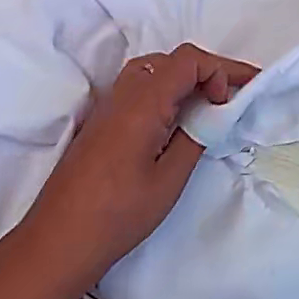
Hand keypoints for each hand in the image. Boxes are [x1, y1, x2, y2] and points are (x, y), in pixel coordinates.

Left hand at [16, 43, 257, 289]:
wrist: (59, 238)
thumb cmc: (118, 213)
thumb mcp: (169, 179)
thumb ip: (195, 137)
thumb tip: (214, 112)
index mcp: (143, 101)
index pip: (189, 60)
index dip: (220, 69)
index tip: (239, 97)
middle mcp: (124, 91)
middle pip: (172, 60)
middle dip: (207, 71)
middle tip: (231, 100)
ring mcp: (109, 103)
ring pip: (154, 69)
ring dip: (185, 79)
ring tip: (208, 108)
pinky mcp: (102, 118)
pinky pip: (139, 86)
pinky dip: (165, 90)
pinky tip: (176, 119)